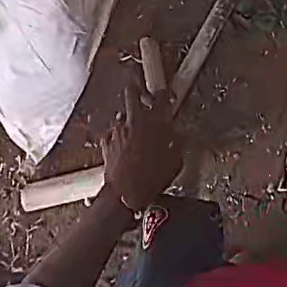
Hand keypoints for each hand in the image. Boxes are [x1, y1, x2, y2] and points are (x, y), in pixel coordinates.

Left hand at [101, 83, 179, 210]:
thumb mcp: (174, 162)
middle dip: (138, 91)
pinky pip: (114, 132)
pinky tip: (126, 147)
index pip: (160, 97)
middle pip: (132, 93)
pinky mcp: (107, 141)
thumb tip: (179, 137)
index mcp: (154, 123)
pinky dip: (120, 137)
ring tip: (137, 133)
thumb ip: (177, 144)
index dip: (164, 93)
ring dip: (130, 120)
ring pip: (123, 115)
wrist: (125, 195)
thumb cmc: (150, 180)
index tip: (166, 96)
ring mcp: (118, 130)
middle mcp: (134, 122)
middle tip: (144, 97)